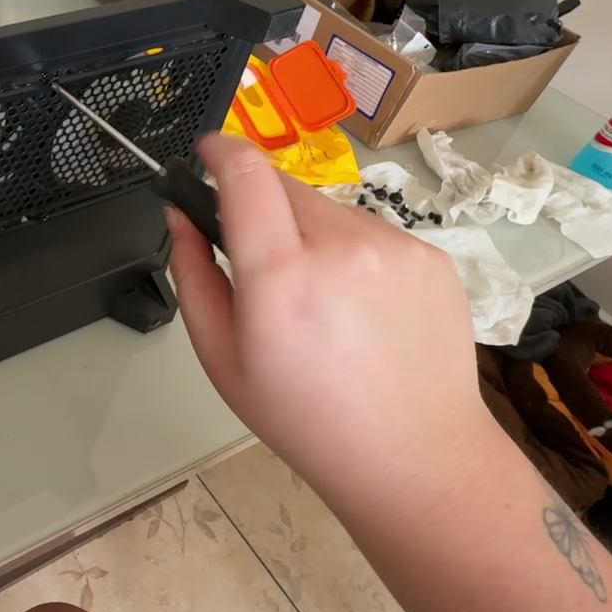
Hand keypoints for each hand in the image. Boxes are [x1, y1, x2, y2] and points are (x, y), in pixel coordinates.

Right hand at [170, 134, 492, 494]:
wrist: (418, 461)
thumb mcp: (219, 355)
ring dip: (307, 230)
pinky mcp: (431, 257)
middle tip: (261, 261)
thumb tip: (180, 215)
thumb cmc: (305, 416)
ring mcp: (395, 248)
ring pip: (325, 207)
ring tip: (318, 294)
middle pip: (282, 185)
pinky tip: (359, 303)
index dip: (220, 150)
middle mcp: (342, 247)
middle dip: (258, 205)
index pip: (246, 173)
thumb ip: (190, 273)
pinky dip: (350, 250)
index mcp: (281, 276)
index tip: (208, 153)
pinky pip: (369, 229)